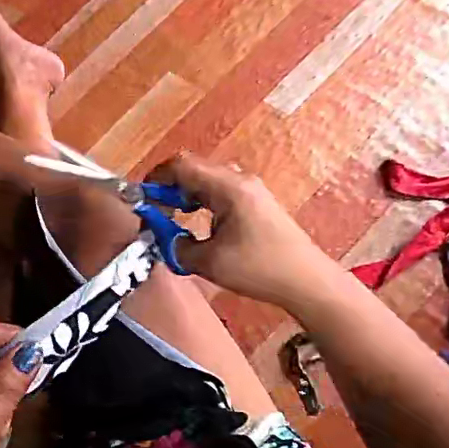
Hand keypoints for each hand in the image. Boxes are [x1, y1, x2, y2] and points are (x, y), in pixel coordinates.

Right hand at [148, 152, 344, 309]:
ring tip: (171, 220)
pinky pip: (219, 193)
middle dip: (167, 189)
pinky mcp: (255, 204)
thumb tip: (163, 240)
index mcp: (229, 188)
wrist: (307, 281)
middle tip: (153, 213)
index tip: (141, 198)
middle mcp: (240, 181)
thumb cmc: (261, 269)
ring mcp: (250, 191)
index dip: (156, 178)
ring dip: (183, 197)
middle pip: (193, 170)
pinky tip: (195, 225)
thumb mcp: (210, 262)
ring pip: (205, 182)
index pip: (182, 165)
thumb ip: (178, 246)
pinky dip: (200, 203)